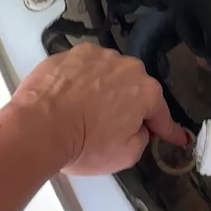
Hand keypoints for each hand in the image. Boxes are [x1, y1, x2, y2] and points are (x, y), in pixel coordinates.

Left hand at [2, 43, 189, 174]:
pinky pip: (81, 69)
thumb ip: (141, 138)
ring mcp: (96, 56)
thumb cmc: (83, 143)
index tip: (173, 135)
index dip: (166, 127)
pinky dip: (78, 81)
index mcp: (145, 91)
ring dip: (102, 89)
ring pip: (106, 74)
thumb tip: (138, 128)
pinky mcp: (68, 54)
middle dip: (128, 104)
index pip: (160, 112)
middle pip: (133, 87)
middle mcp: (125, 66)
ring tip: (84, 112)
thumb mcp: (125, 156)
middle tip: (111, 127)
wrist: (38, 127)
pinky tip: (68, 100)